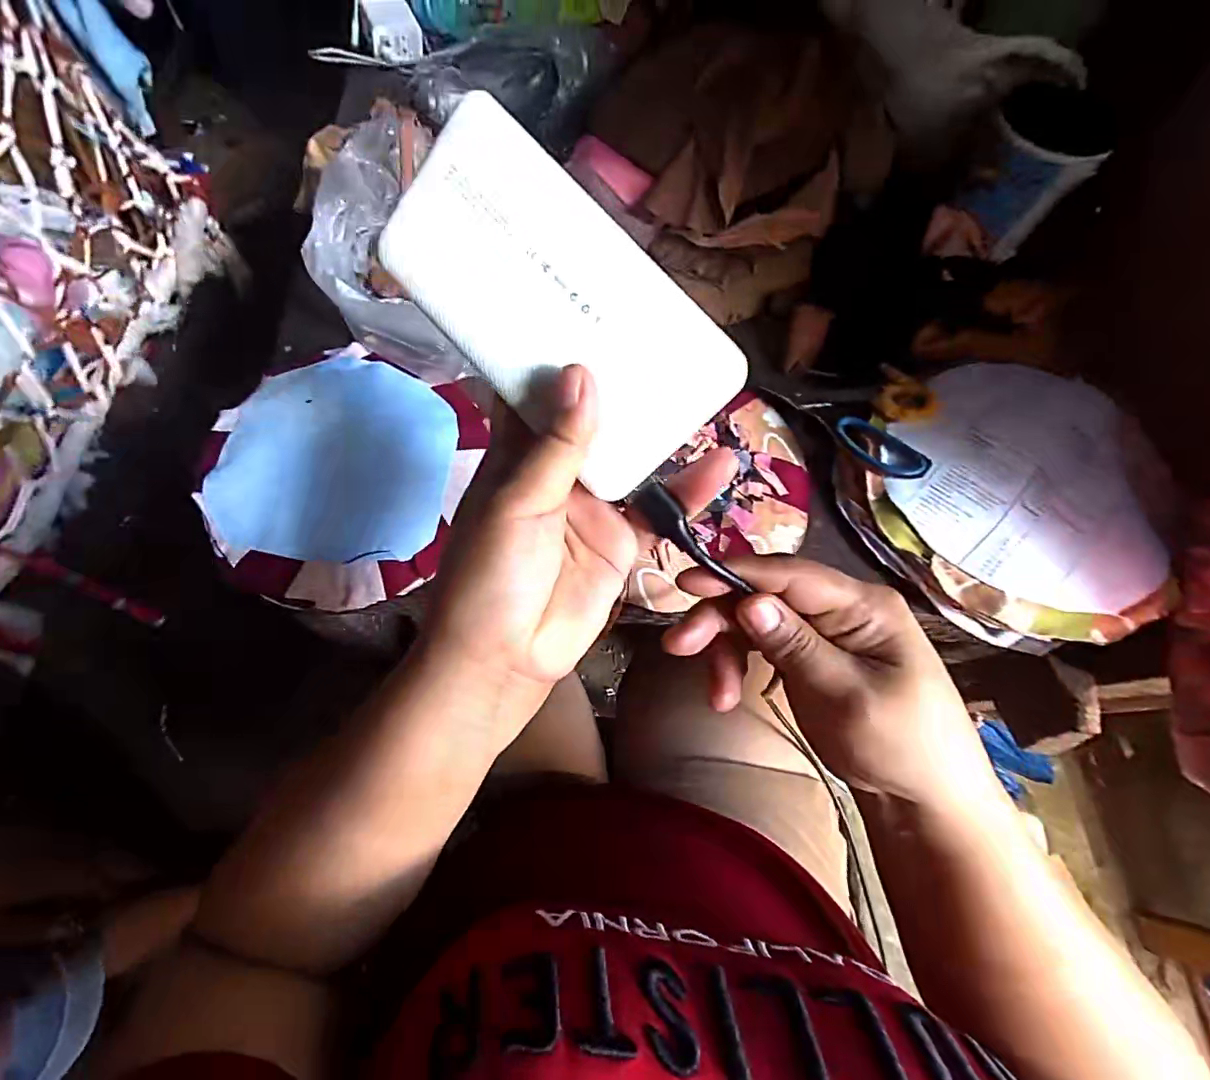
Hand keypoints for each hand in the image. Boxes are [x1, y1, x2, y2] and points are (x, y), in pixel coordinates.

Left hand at [423, 365, 736, 726]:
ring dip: (660, 434)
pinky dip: (687, 491)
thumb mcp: (518, 504)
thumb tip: (582, 374)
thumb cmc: (491, 576)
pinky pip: (658, 510)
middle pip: (593, 423)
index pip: (536, 396)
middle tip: (655, 341)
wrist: (508, 658)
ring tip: (694, 392)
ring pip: (632, 461)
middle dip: (620, 389)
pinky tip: (718, 465)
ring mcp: (592, 508)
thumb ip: (556, 446)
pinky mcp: (621, 541)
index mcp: (516, 458)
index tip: (583, 315)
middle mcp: (556, 476)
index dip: (556, 360)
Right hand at [663, 555, 1001, 807]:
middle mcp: (842, 608)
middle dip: (721, 618)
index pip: (791, 575)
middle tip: (679, 647)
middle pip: (766, 595)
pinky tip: (726, 697)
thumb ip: (795, 646)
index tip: (687, 581)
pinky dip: (739, 665)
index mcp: (864, 605)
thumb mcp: (846, 696)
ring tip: (715, 696)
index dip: (737, 574)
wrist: (924, 798)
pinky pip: (762, 644)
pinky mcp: (809, 654)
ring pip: (756, 620)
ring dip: (726, 650)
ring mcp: (824, 631)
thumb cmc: (899, 746)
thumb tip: (748, 601)